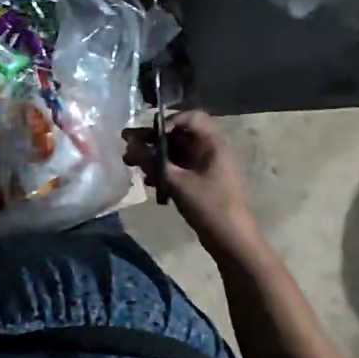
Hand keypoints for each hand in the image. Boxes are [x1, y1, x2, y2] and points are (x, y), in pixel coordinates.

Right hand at [123, 110, 257, 240]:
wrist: (232, 240)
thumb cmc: (208, 206)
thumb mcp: (176, 182)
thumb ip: (151, 161)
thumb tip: (129, 143)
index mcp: (213, 143)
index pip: (190, 117)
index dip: (167, 121)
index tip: (148, 136)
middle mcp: (211, 149)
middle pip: (178, 134)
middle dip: (152, 140)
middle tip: (127, 146)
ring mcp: (207, 166)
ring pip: (176, 152)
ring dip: (154, 156)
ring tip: (130, 164)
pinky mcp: (201, 180)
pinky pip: (179, 167)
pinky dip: (163, 170)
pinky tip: (148, 181)